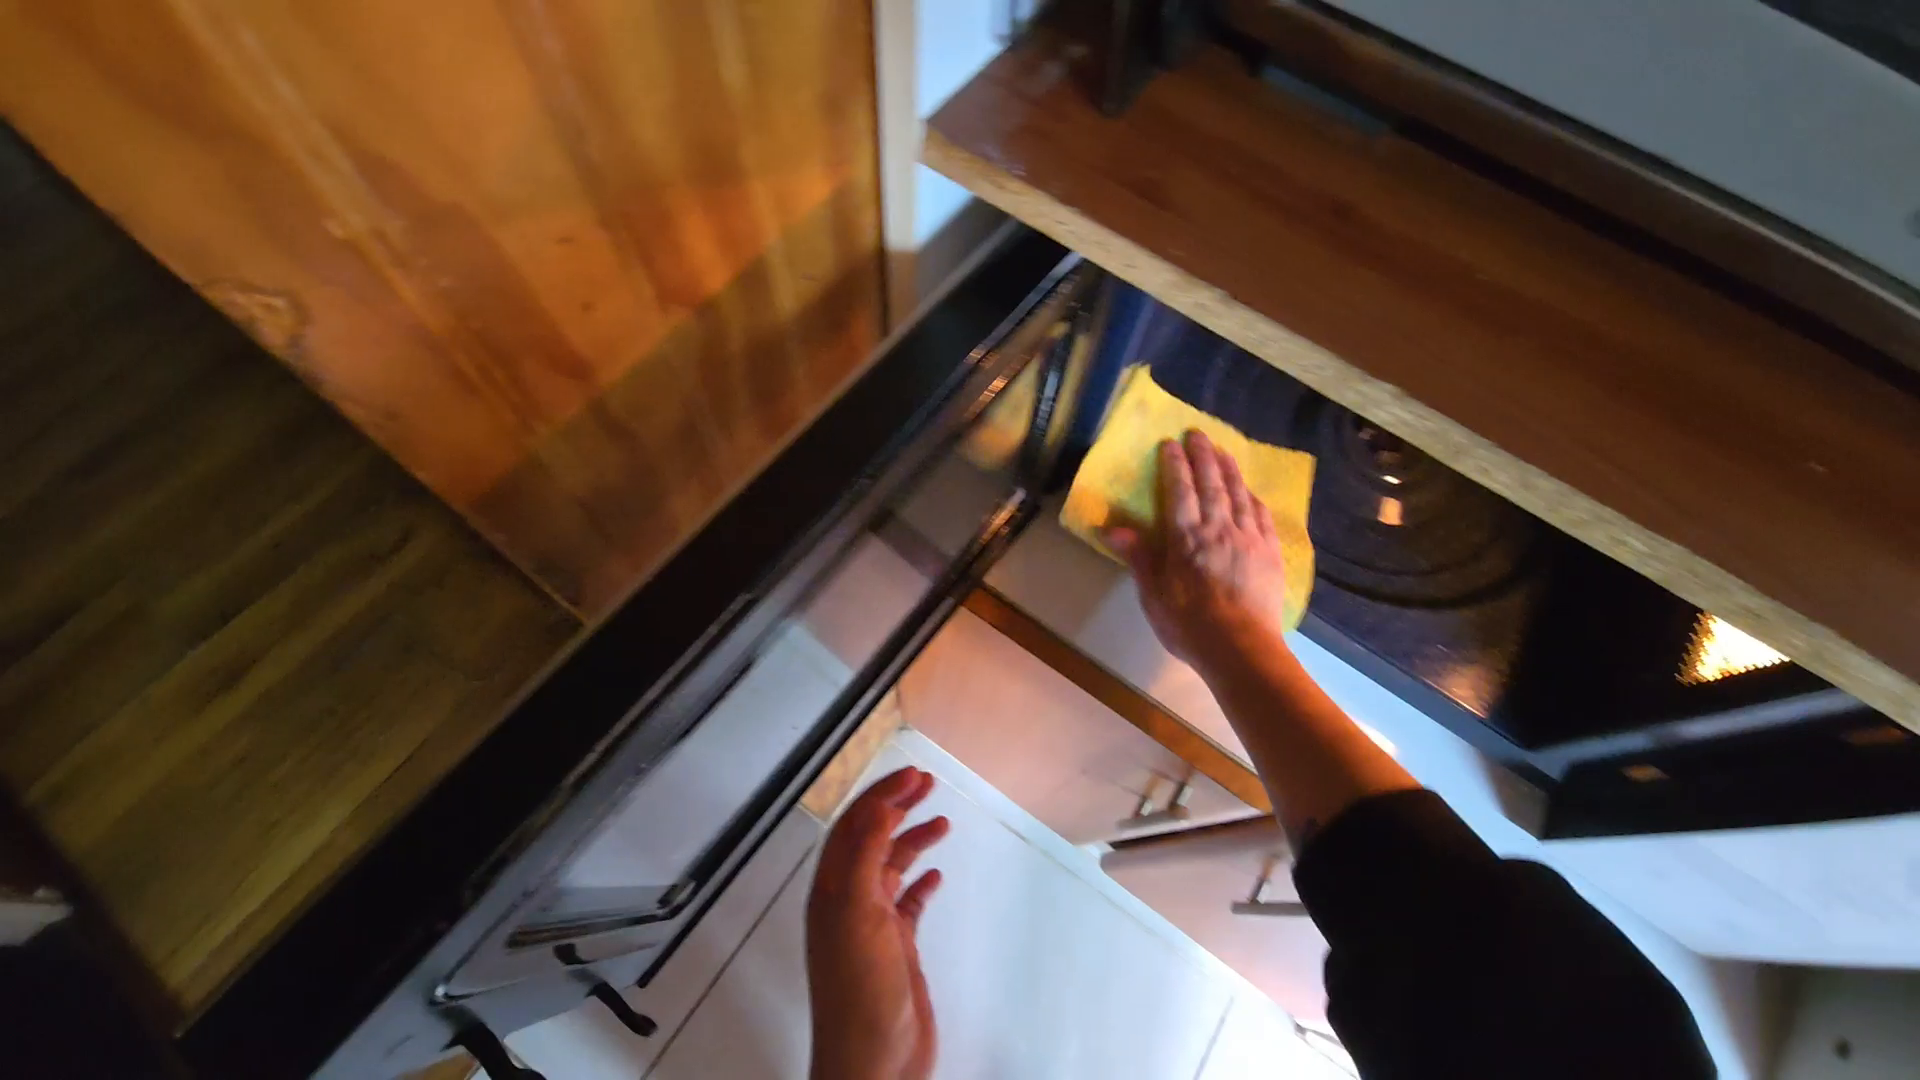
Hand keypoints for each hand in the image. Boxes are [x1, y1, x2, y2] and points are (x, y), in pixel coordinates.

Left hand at [806, 767, 949, 1079]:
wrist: (874, 1064)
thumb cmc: (861, 989)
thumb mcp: (858, 913)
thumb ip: (864, 858)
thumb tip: (876, 807)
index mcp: (833, 889)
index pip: (854, 827)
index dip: (880, 796)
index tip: (911, 775)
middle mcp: (849, 900)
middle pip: (871, 839)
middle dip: (896, 807)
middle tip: (926, 783)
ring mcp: (872, 924)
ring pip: (892, 867)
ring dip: (913, 839)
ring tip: (941, 821)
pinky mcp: (895, 947)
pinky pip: (908, 903)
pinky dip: (921, 882)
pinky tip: (936, 874)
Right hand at [1104, 429, 1292, 675]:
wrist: (1241, 649)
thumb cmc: (1189, 625)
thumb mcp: (1153, 595)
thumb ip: (1139, 557)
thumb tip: (1114, 527)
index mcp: (1186, 538)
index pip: (1178, 491)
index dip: (1174, 464)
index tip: (1170, 443)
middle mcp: (1218, 529)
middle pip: (1211, 483)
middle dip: (1203, 456)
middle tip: (1198, 433)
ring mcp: (1248, 538)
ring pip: (1239, 494)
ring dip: (1230, 469)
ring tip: (1224, 451)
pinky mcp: (1270, 552)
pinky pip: (1262, 515)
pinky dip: (1253, 498)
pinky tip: (1251, 491)